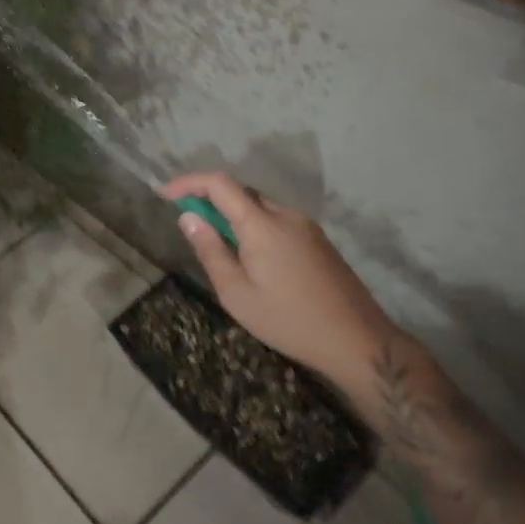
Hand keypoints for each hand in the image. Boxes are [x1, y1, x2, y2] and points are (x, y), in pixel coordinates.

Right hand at [159, 171, 403, 391]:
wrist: (358, 341)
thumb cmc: (289, 320)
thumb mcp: (237, 294)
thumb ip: (211, 251)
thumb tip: (189, 218)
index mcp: (262, 224)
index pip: (219, 183)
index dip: (189, 183)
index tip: (166, 195)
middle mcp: (285, 214)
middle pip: (241, 191)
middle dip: (209, 199)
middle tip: (189, 224)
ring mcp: (306, 226)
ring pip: (260, 206)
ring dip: (233, 214)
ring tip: (217, 244)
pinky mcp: (318, 240)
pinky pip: (277, 220)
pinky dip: (254, 225)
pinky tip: (250, 256)